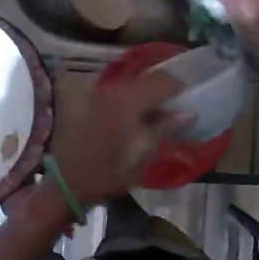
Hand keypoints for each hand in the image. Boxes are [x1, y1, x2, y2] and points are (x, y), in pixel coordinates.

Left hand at [48, 70, 183, 204]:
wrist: (68, 180)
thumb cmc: (109, 172)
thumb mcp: (143, 154)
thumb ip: (166, 128)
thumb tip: (190, 113)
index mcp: (129, 100)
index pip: (162, 80)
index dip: (179, 88)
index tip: (190, 100)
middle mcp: (113, 89)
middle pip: (146, 79)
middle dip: (163, 90)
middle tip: (176, 108)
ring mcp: (99, 94)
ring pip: (131, 84)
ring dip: (147, 95)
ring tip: (158, 114)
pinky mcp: (90, 102)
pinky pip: (118, 92)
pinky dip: (131, 99)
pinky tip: (137, 117)